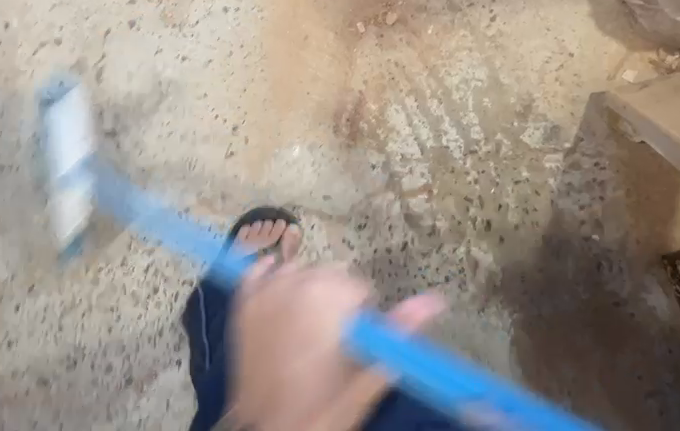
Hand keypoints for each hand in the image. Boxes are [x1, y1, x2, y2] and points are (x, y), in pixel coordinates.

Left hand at [228, 259, 444, 430]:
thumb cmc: (323, 408)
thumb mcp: (368, 375)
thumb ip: (401, 332)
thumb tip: (436, 300)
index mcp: (329, 295)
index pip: (358, 287)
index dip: (362, 315)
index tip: (357, 341)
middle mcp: (296, 282)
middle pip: (328, 275)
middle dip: (336, 300)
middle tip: (333, 341)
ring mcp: (266, 290)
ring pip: (297, 271)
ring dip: (306, 291)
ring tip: (307, 329)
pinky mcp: (243, 301)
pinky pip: (258, 271)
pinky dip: (270, 278)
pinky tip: (279, 297)